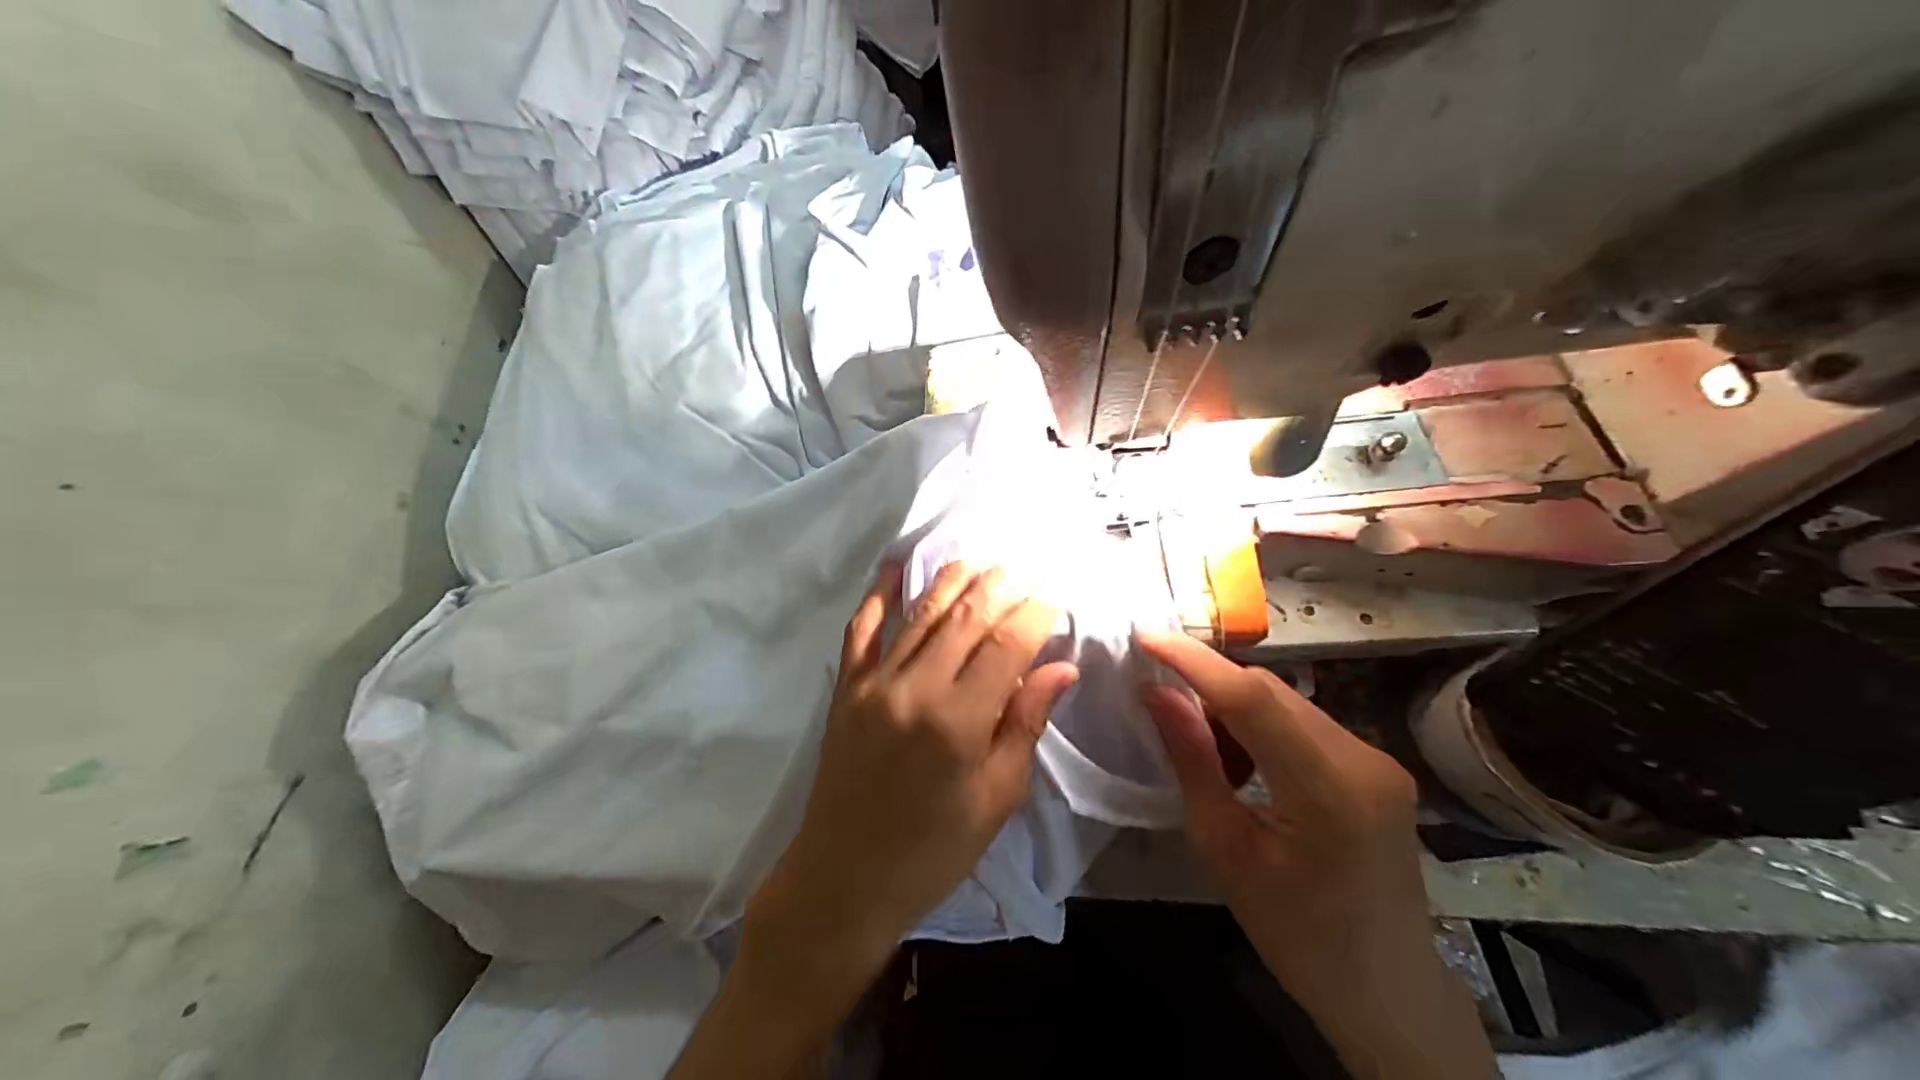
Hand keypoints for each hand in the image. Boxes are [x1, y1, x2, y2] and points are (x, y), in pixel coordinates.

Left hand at [671, 563, 1076, 1078]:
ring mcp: (873, 684)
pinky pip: (862, 630)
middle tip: (1021, 571)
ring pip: (919, 614)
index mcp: (960, 722)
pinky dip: (878, 594)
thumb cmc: (933, 850)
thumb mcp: (996, 798)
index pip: (1007, 645)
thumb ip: (1025, 724)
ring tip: (976, 561)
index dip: (1034, 615)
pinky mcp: (845, 689)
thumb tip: (1060, 668)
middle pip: (965, 617)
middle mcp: (916, 689)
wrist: (844, 878)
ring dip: (950, 580)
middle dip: (998, 587)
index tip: (1053, 601)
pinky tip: (894, 567)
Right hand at [1138, 631, 1495, 1079]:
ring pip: (1286, 703)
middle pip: (1270, 692)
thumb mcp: (1225, 848)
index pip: (1252, 697)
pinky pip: (1306, 725)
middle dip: (1210, 688)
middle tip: (1163, 708)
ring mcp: (1377, 759)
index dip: (1194, 661)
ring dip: (1236, 710)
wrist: (1386, 989)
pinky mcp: (1377, 767)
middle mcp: (1363, 758)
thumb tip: (1156, 693)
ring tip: (1208, 755)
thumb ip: (1192, 760)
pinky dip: (1264, 730)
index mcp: (1327, 788)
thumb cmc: (1295, 933)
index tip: (1146, 637)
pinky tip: (1246, 767)